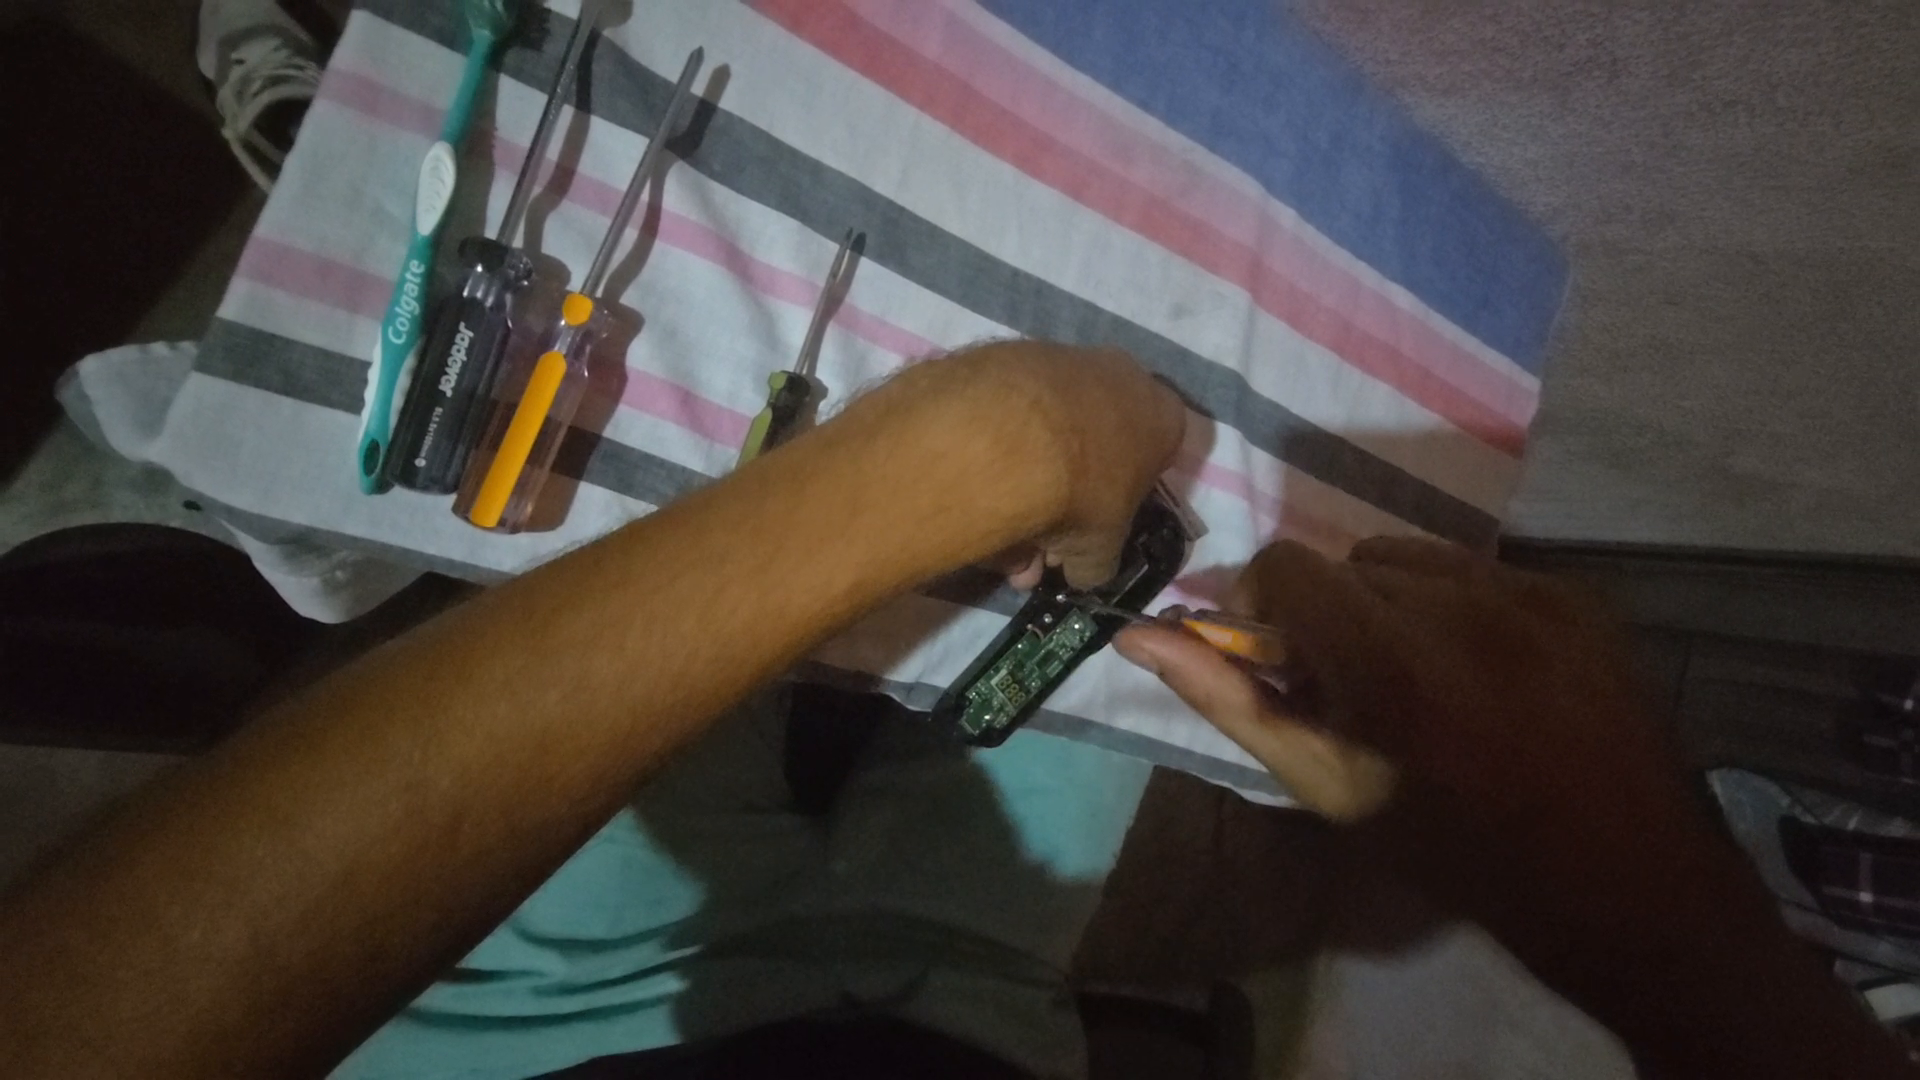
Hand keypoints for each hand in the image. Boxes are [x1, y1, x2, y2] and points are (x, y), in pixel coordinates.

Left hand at [857, 341, 1187, 588]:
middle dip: (1063, 507)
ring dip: (1024, 490)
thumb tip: (1081, 573)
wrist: (1008, 438)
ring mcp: (1062, 358)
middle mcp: (1120, 374)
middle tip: (1035, 548)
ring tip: (996, 542)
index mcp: (1162, 414)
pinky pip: (1007, 419)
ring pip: (1045, 437)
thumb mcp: (1100, 550)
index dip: (1119, 504)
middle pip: (1092, 452)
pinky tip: (974, 499)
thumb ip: (1097, 563)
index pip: (1153, 462)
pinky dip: (995, 458)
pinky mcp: (1007, 355)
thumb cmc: (1081, 494)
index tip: (1090, 533)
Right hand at [1113, 537, 1711, 927]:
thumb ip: (1224, 698)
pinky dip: (1444, 603)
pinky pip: (1469, 568)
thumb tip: (1136, 634)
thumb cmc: (1449, 848)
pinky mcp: (1576, 594)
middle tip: (1349, 686)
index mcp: (1393, 661)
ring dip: (1380, 604)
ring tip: (1413, 673)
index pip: (1286, 566)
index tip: (1279, 660)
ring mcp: (1532, 593)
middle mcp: (1465, 606)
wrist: (1631, 893)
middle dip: (1322, 617)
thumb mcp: (1320, 781)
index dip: (1262, 605)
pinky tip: (1475, 666)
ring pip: (1401, 560)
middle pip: (1341, 567)